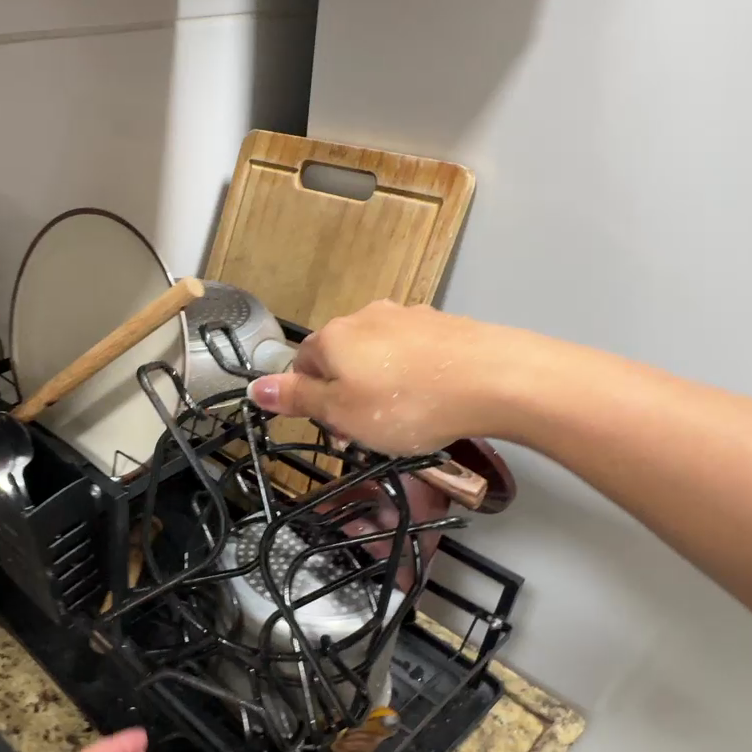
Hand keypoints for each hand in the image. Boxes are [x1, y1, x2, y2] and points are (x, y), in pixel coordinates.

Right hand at [247, 300, 529, 454]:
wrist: (495, 380)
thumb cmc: (412, 401)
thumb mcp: (341, 412)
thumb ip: (297, 399)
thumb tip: (256, 388)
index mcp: (333, 338)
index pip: (301, 365)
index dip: (310, 400)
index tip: (331, 428)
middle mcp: (366, 319)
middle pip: (341, 359)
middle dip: (347, 395)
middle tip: (365, 433)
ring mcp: (408, 319)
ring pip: (378, 358)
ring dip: (380, 387)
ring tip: (403, 423)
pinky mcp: (444, 327)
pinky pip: (415, 356)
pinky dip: (415, 378)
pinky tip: (432, 403)